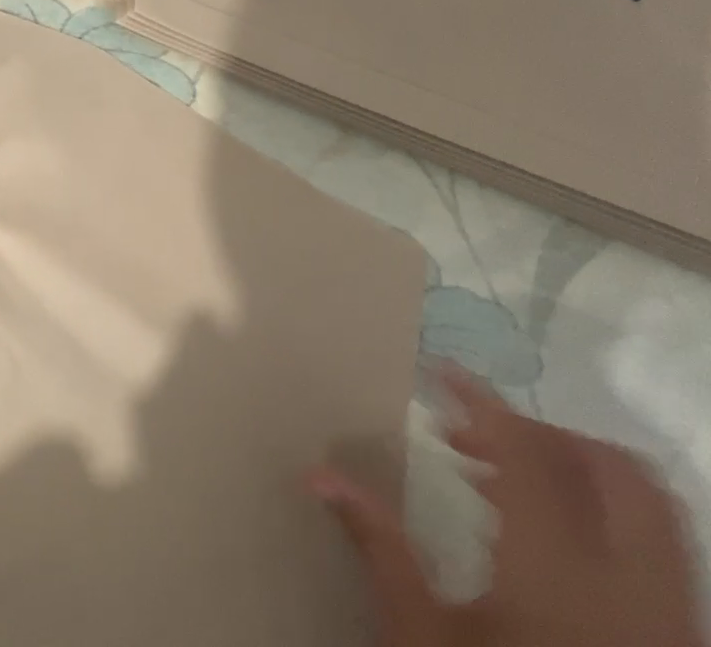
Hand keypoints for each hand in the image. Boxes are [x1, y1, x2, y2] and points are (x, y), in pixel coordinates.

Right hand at [311, 367, 703, 646]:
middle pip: (614, 470)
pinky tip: (542, 528)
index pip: (531, 458)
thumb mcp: (418, 628)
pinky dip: (603, 511)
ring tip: (501, 473)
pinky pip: (658, 544)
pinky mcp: (677, 627)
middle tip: (471, 429)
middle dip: (544, 432)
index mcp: (557, 568)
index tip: (440, 372)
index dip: (485, 405)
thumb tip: (318, 474)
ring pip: (651, 505)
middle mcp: (631, 577)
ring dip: (578, 469)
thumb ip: (378, 546)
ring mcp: (668, 606)